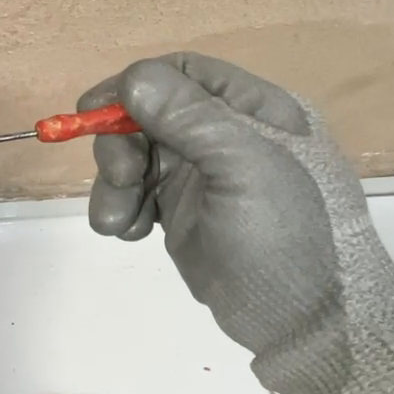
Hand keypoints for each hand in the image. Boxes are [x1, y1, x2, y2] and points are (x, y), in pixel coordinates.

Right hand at [80, 52, 393, 393]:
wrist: (302, 320)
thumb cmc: (286, 236)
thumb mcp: (243, 168)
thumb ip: (190, 119)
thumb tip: (132, 77)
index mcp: (255, 112)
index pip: (181, 74)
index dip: (132, 86)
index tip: (91, 112)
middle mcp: (224, 135)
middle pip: (143, 116)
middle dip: (120, 148)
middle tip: (121, 181)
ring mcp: (200, 173)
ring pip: (130, 157)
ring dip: (113, 187)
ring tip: (123, 223)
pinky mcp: (179, 209)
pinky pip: (131, 194)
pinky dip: (121, 210)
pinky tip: (134, 233)